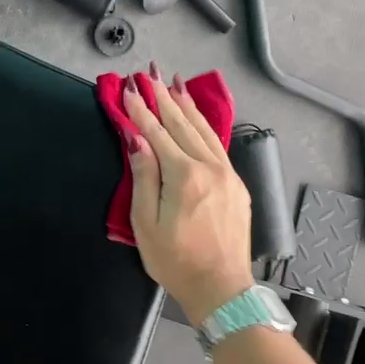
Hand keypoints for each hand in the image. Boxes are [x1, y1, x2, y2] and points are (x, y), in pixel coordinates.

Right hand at [123, 68, 255, 324]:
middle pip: (182, 125)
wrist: (221, 288)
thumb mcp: (146, 224)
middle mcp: (209, 168)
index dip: (139, 111)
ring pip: (204, 130)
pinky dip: (205, 125)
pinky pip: (218, 144)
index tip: (127, 89)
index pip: (157, 134)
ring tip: (173, 83)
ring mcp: (227, 174)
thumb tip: (138, 142)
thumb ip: (143, 178)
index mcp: (184, 177)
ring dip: (186, 105)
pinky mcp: (237, 185)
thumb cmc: (175, 261)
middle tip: (148, 74)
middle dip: (162, 98)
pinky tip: (198, 116)